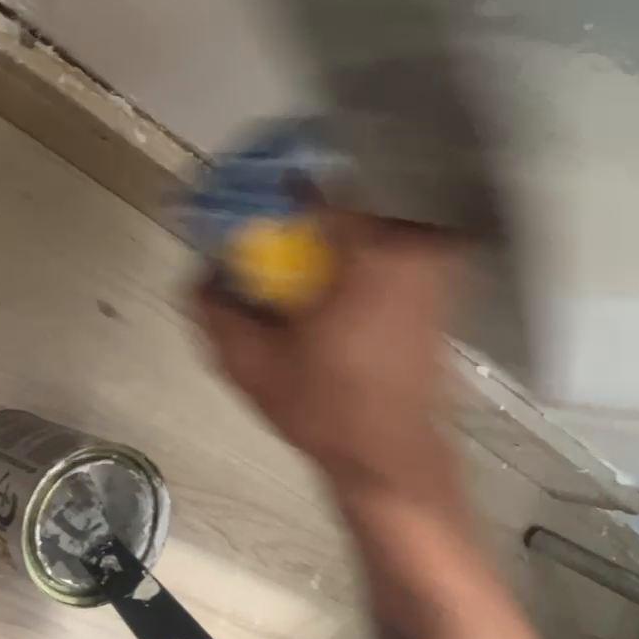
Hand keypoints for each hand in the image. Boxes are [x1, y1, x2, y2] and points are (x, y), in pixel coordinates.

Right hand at [189, 208, 461, 506]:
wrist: (389, 455)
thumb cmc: (321, 407)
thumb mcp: (247, 363)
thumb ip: (214, 311)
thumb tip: (195, 274)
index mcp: (371, 254)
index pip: (323, 185)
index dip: (277, 183)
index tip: (248, 190)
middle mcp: (415, 247)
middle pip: (353, 195)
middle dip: (307, 204)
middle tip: (268, 223)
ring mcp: (438, 266)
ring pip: (377, 219)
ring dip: (333, 227)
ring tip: (292, 251)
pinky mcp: (443, 288)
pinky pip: (394, 245)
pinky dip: (358, 250)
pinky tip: (325, 281)